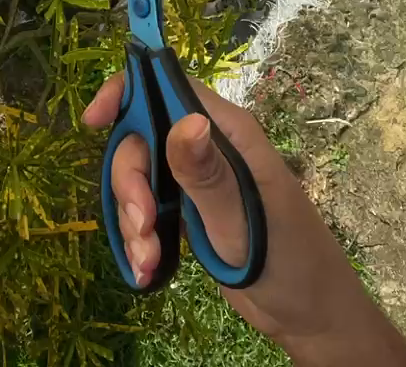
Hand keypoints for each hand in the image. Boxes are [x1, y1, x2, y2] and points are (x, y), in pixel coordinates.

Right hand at [85, 76, 405, 366]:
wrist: (311, 319)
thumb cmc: (289, 261)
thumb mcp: (243, 219)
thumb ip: (208, 172)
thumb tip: (185, 121)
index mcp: (226, 131)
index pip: (167, 86)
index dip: (126, 93)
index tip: (94, 121)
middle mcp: (208, 145)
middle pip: (143, 138)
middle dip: (130, 181)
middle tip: (142, 224)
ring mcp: (196, 177)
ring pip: (140, 175)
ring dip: (132, 217)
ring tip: (147, 260)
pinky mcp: (188, 208)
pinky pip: (147, 207)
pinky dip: (139, 236)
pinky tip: (147, 269)